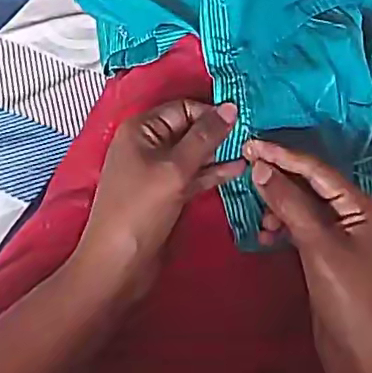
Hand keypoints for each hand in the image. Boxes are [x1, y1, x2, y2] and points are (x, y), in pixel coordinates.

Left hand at [75, 99, 241, 297]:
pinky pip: (193, 174)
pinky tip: (238, 170)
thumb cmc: (141, 209)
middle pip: (189, 128)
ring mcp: (157, 169)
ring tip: (251, 152)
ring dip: (219, 152)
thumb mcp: (175, 169)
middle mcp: (147, 143)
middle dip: (218, 132)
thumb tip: (230, 107)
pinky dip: (212, 172)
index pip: (183, 108)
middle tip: (253, 136)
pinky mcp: (166, 192)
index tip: (242, 122)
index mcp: (141, 128)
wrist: (118, 264)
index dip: (211, 113)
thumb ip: (204, 137)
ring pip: (193, 152)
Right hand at [246, 140, 371, 372]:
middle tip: (244, 166)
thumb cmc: (354, 301)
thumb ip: (290, 204)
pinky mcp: (326, 258)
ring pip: (301, 206)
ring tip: (258, 217)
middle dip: (278, 176)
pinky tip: (265, 236)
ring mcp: (338, 237)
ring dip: (277, 204)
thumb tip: (261, 167)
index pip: (315, 169)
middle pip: (308, 184)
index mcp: (359, 206)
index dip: (282, 154)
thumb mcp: (319, 248)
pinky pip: (298, 228)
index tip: (249, 144)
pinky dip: (281, 227)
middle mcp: (350, 215)